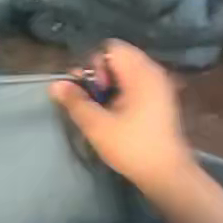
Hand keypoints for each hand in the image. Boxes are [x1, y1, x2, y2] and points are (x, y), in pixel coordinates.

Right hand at [48, 40, 200, 197]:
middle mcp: (153, 73)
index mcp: (141, 73)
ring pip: (126, 72)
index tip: (91, 90)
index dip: (94, 64)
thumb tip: (55, 84)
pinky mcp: (161, 100)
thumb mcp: (97, 125)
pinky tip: (116, 115)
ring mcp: (160, 86)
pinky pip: (135, 84)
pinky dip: (121, 93)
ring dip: (109, 86)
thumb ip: (75, 101)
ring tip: (101, 109)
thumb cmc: (132, 147)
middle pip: (118, 58)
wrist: (167, 175)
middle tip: (92, 100)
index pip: (111, 47)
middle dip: (99, 75)